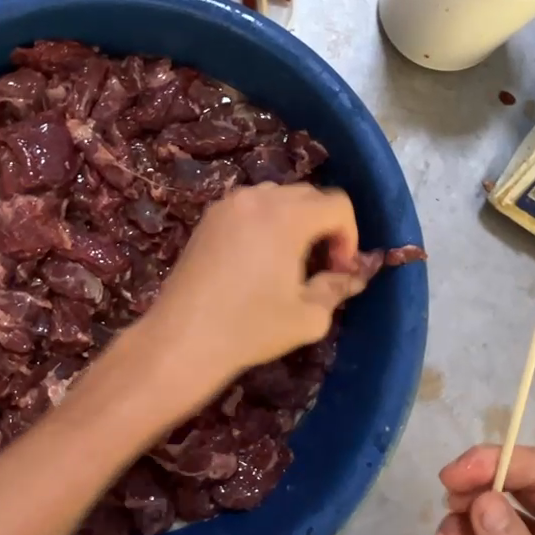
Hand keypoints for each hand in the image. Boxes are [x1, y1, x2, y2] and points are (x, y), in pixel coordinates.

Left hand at [141, 183, 361, 394]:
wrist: (183, 339)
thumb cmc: (250, 328)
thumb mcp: (308, 316)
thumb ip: (337, 288)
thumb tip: (351, 276)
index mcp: (286, 216)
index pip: (337, 204)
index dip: (349, 236)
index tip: (339, 270)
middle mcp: (257, 199)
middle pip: (309, 195)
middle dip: (325, 226)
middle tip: (322, 266)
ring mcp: (228, 204)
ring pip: (278, 197)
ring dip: (296, 220)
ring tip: (291, 261)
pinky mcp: (209, 218)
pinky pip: (251, 206)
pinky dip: (267, 221)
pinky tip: (260, 258)